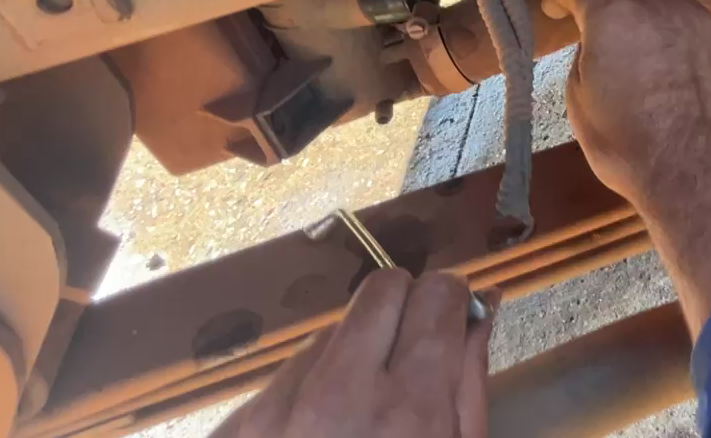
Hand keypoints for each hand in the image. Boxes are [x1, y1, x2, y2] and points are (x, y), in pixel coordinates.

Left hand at [214, 270, 493, 437]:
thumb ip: (470, 378)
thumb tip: (482, 304)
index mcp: (406, 410)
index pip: (438, 290)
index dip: (450, 303)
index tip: (449, 326)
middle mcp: (334, 397)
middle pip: (382, 287)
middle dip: (404, 308)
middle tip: (407, 354)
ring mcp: (270, 414)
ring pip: (331, 330)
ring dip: (351, 355)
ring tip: (352, 417)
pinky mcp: (229, 433)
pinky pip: (284, 375)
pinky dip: (306, 391)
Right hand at [546, 0, 710, 206]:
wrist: (691, 166)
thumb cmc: (623, 140)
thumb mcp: (578, 96)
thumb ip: (586, 49)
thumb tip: (596, 36)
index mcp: (613, 15)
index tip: (559, 8)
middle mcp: (658, 1)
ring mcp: (695, 14)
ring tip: (638, 27)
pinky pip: (691, 15)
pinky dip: (674, 24)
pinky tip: (670, 54)